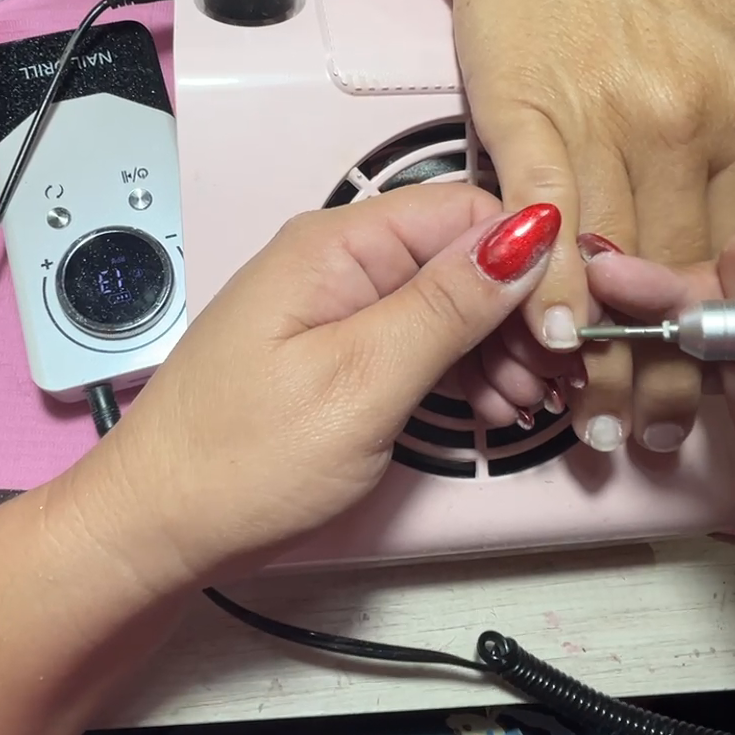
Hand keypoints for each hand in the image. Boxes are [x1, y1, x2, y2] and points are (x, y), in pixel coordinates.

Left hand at [80, 186, 556, 582]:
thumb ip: (445, 305)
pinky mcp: (338, 351)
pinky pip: (418, 341)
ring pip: (446, 302)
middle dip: (519, 310)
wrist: (162, 525)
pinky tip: (488, 405)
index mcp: (336, 245)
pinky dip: (460, 369)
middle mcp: (338, 263)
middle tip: (559, 374)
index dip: (531, 256)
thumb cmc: (241, 459)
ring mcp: (337, 308)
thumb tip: (526, 235)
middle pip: (459, 257)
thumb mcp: (360, 380)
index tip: (572, 318)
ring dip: (496, 346)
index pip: (464, 210)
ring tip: (524, 402)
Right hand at [442, 0, 734, 456]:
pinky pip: (548, 214)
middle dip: (675, 370)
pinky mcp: (531, 114)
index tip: (731, 391)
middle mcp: (692, 121)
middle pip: (691, 271)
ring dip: (613, 355)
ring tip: (601, 425)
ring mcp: (609, 120)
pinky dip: (549, 282)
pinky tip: (549, 345)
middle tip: (659, 445)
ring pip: (622, 261)